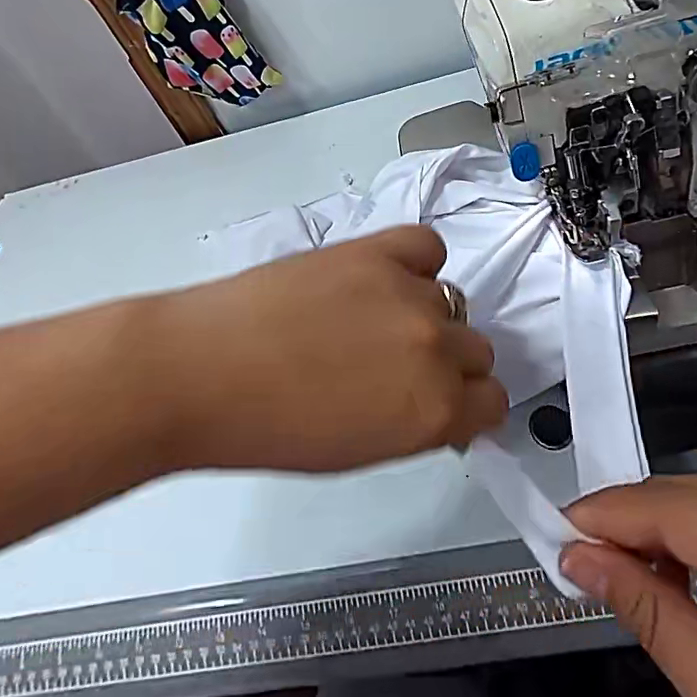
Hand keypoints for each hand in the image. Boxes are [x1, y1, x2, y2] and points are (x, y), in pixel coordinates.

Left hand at [139, 225, 508, 472]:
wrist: (203, 371)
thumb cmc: (267, 426)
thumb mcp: (360, 450)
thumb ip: (416, 423)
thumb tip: (436, 402)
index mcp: (434, 411)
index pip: (492, 401)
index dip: (468, 404)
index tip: (448, 401)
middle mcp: (434, 348)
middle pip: (477, 349)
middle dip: (448, 363)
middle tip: (401, 364)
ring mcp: (407, 292)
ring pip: (452, 300)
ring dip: (425, 314)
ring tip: (374, 320)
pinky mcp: (375, 250)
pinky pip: (427, 246)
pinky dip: (417, 261)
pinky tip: (386, 278)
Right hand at [561, 478, 696, 696]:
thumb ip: (652, 615)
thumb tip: (583, 561)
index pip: (670, 506)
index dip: (602, 516)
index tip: (554, 536)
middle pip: (686, 495)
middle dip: (625, 522)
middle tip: (578, 560)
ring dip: (657, 529)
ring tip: (620, 572)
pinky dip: (695, 536)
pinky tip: (675, 573)